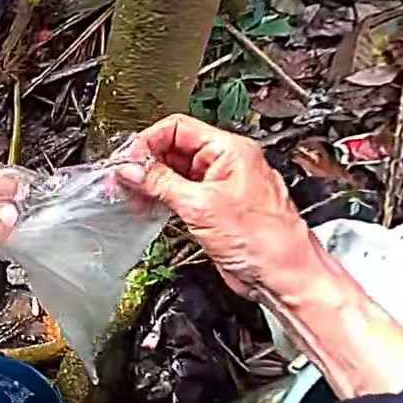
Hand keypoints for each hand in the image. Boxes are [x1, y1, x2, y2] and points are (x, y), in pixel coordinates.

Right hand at [114, 115, 325, 301]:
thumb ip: (161, 183)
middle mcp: (223, 164)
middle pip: (172, 149)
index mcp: (229, 150)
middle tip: (121, 182)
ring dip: (149, 184)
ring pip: (172, 173)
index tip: (127, 163)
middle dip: (144, 164)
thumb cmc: (263, 240)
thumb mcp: (201, 205)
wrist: (282, 274)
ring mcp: (216, 187)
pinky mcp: (210, 209)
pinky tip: (146, 208)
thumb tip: (131, 169)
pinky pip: (178, 195)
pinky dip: (159, 199)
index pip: (177, 128)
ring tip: (130, 197)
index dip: (147, 143)